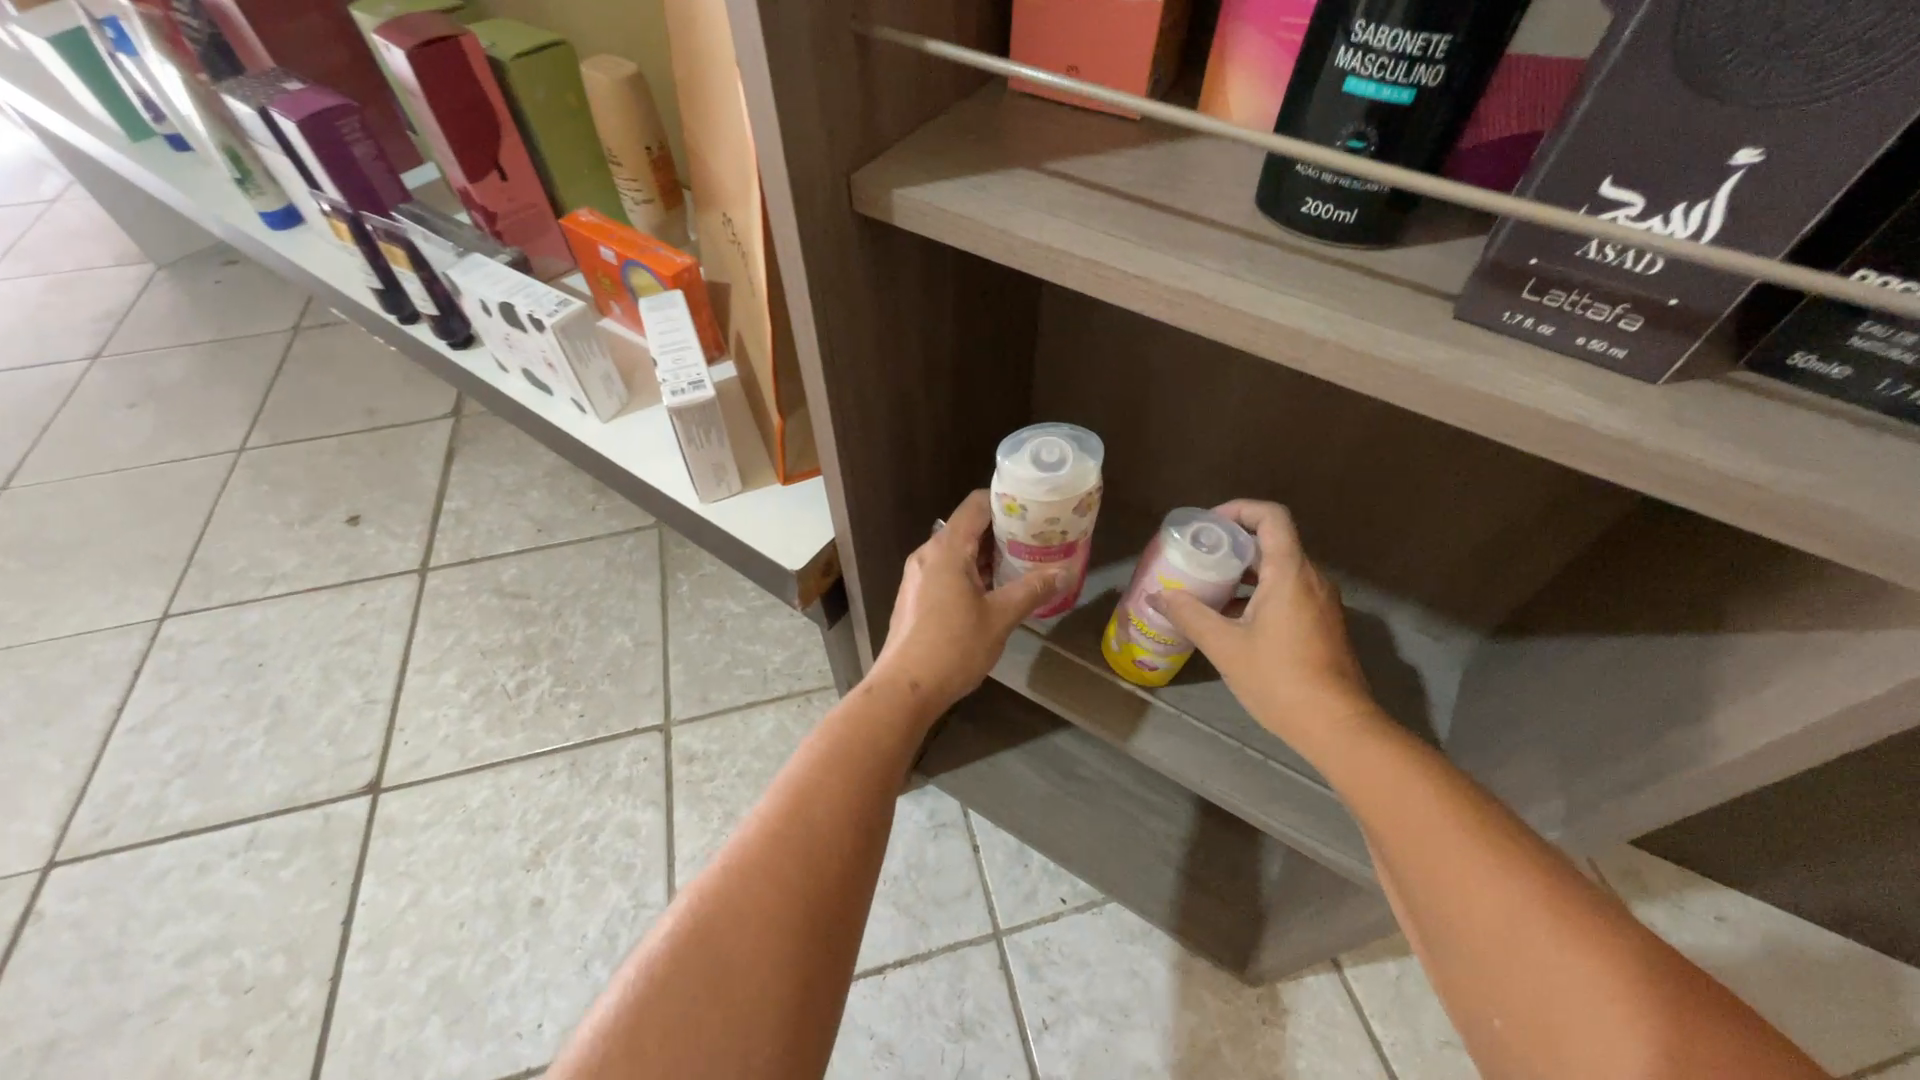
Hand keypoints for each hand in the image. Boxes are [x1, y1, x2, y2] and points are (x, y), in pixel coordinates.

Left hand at [870, 490, 1065, 713]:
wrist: (905, 688)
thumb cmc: (953, 648)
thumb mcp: (1000, 618)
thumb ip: (1032, 590)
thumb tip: (1065, 571)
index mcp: (947, 549)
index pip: (976, 504)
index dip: (1006, 501)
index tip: (1035, 509)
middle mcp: (928, 554)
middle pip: (968, 527)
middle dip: (1004, 531)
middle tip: (1039, 539)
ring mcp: (919, 575)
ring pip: (958, 551)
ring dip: (989, 555)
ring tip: (1025, 563)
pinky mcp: (917, 596)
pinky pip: (948, 571)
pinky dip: (973, 572)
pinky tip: (997, 590)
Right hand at [1153, 500, 1375, 741]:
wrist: (1337, 725)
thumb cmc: (1279, 679)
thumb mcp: (1225, 646)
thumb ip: (1189, 615)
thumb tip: (1157, 595)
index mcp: (1290, 572)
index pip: (1271, 517)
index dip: (1238, 510)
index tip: (1207, 525)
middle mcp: (1311, 578)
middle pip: (1273, 542)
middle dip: (1233, 545)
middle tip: (1197, 557)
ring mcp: (1322, 602)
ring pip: (1280, 570)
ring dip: (1244, 573)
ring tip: (1207, 587)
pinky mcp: (1323, 624)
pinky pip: (1289, 593)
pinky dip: (1259, 594)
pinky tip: (1231, 620)